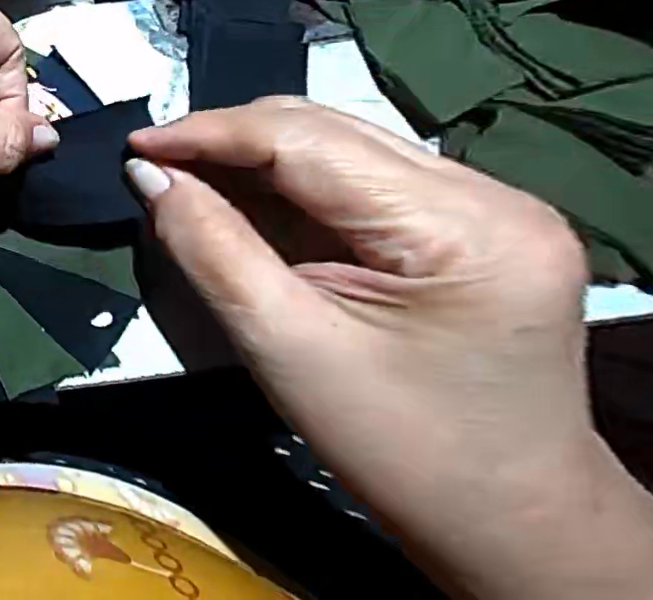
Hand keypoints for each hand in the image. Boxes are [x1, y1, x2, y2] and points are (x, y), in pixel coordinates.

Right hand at [125, 98, 652, 599]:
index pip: (306, 140)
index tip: (140, 143)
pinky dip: (284, 180)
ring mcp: (483, 200)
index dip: (211, 133)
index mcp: (461, 227)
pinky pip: (350, 173)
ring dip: (251, 156)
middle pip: (323, 129)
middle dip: (227, 141)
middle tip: (156, 163)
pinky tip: (241, 195)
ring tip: (187, 176)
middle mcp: (485, 193)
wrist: (513, 525)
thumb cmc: (402, 452)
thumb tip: (147, 174)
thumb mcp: (284, 346)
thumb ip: (210, 246)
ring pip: (333, 142)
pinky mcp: (464, 217)